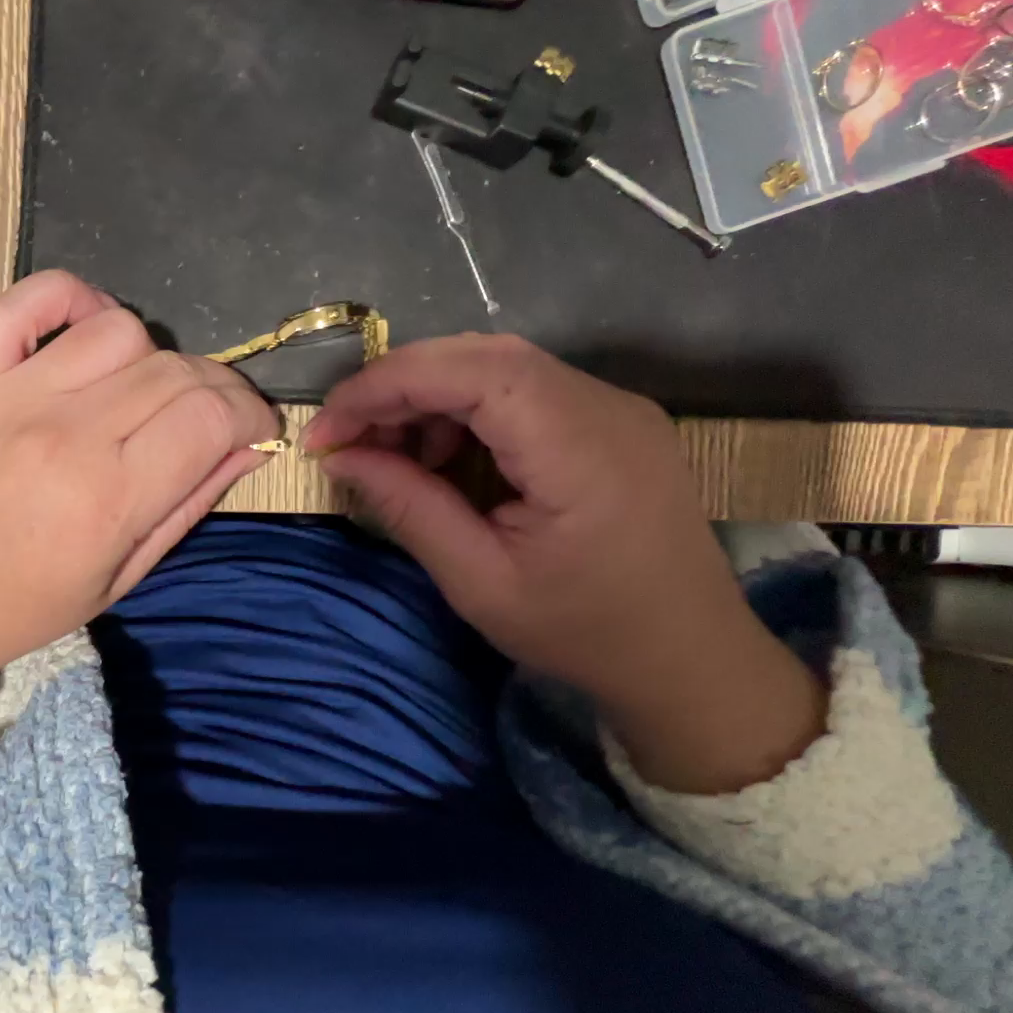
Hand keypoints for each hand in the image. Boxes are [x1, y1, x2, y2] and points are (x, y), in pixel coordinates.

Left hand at [0, 271, 279, 720]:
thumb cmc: (26, 607)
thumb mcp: (123, 577)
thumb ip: (188, 504)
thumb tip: (248, 445)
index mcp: (107, 498)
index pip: (210, 416)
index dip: (251, 415)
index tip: (255, 431)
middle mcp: (64, 433)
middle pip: (174, 370)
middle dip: (218, 389)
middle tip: (212, 420)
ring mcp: (12, 396)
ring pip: (117, 330)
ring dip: (152, 356)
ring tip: (145, 395)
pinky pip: (23, 302)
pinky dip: (67, 297)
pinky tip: (86, 331)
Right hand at [303, 334, 825, 792]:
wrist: (687, 658)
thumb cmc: (582, 631)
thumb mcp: (479, 583)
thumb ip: (408, 508)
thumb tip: (340, 457)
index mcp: (581, 450)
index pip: (470, 372)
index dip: (384, 387)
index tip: (325, 434)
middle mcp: (605, 405)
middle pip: (480, 354)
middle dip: (396, 386)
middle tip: (343, 438)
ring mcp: (613, 407)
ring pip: (496, 364)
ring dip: (426, 396)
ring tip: (386, 453)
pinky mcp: (607, 420)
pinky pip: (520, 389)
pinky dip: (461, 410)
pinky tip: (438, 456)